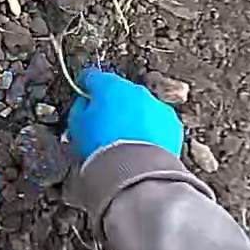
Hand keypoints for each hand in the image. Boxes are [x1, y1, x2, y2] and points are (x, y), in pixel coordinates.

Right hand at [67, 69, 183, 161]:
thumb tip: (85, 102)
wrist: (134, 172)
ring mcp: (155, 105)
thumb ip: (80, 108)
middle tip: (106, 124)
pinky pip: (158, 121)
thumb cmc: (101, 148)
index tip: (84, 92)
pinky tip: (142, 146)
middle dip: (113, 104)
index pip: (94, 77)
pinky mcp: (171, 122)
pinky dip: (151, 129)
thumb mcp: (77, 127)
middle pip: (120, 91)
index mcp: (109, 87)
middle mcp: (135, 90)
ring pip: (141, 106)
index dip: (86, 85)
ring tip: (125, 139)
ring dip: (134, 117)